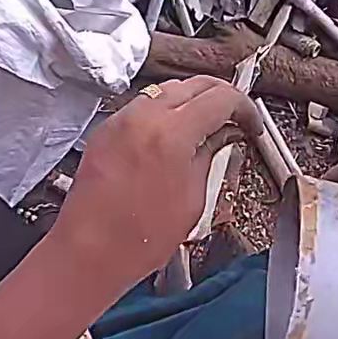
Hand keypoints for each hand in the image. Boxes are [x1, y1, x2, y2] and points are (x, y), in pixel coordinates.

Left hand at [52, 76, 263, 291]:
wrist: (86, 254)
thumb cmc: (139, 238)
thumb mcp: (193, 198)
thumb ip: (210, 155)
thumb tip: (224, 135)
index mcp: (172, 134)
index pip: (221, 98)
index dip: (244, 108)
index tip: (251, 123)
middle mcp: (144, 117)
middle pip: (196, 84)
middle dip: (222, 97)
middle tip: (236, 118)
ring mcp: (122, 119)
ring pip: (169, 89)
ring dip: (194, 100)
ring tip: (207, 125)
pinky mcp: (107, 129)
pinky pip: (144, 105)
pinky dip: (166, 110)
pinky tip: (175, 133)